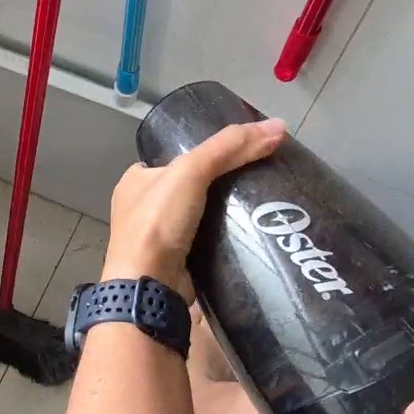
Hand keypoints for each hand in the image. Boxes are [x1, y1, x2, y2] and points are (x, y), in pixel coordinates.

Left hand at [101, 119, 288, 296]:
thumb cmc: (158, 223)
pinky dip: (224, 237)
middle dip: (218, 184)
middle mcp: (141, 208)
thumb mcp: (192, 171)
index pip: (174, 157)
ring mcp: (158, 238)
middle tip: (255, 179)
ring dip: (224, 212)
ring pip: (199, 216)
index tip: (238, 153)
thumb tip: (278, 127)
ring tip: (259, 203)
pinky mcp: (176, 262)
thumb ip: (231, 147)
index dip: (204, 152)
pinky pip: (205, 242)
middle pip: (189, 187)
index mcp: (134, 180)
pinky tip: (248, 233)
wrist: (150, 286)